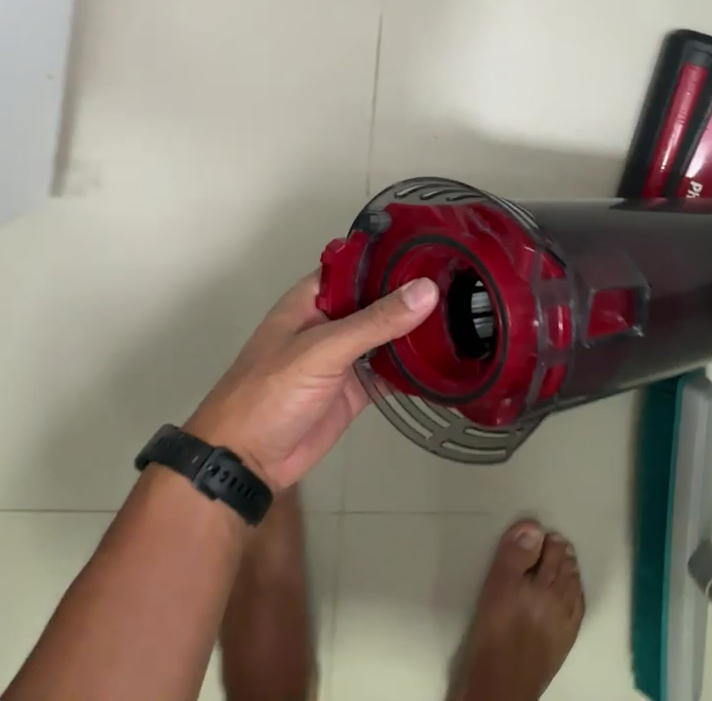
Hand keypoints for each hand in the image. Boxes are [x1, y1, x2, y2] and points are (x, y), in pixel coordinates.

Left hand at [184, 272, 438, 490]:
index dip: (391, 256)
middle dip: (413, 293)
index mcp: (312, 300)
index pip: (357, 265)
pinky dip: (414, 367)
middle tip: (463, 282)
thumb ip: (375, 322)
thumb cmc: (268, 394)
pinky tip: (446, 358)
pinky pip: (391, 371)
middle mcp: (331, 322)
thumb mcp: (322, 350)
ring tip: (466, 315)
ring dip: (417, 330)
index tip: (437, 248)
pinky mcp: (356, 389)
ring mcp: (345, 357)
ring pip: (388, 335)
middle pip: (378, 300)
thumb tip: (426, 291)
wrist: (244, 462)